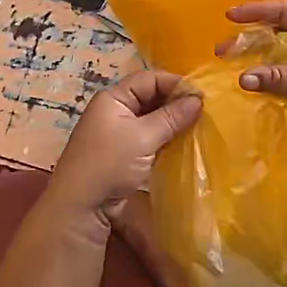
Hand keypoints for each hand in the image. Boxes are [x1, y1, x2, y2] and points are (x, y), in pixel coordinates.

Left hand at [47, 71, 201, 218]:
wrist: (81, 207)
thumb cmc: (109, 164)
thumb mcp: (143, 137)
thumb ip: (172, 117)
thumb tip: (198, 100)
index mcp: (113, 98)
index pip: (149, 79)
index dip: (175, 83)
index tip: (202, 94)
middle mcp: (115, 111)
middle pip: (151, 97)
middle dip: (176, 102)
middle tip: (205, 110)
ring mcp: (119, 133)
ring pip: (152, 118)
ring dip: (173, 121)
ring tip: (199, 125)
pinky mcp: (125, 153)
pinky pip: (150, 137)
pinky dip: (166, 137)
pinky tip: (184, 141)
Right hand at [225, 1, 286, 129]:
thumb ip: (277, 78)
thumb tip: (242, 78)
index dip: (257, 12)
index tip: (231, 15)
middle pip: (283, 26)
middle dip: (254, 34)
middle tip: (226, 48)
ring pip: (286, 45)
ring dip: (262, 51)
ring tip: (236, 59)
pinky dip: (274, 66)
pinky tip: (259, 74)